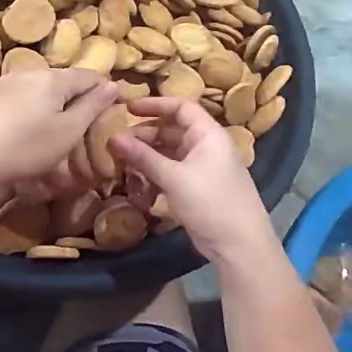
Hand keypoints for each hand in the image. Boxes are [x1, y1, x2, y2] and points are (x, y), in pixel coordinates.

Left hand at [0, 69, 116, 201]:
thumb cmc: (24, 147)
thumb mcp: (67, 132)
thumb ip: (91, 107)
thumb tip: (111, 85)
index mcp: (52, 78)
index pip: (89, 76)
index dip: (105, 91)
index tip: (114, 110)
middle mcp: (25, 73)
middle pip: (59, 81)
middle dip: (74, 99)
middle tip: (82, 126)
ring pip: (34, 90)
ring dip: (47, 106)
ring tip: (50, 131)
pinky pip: (12, 100)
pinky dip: (23, 112)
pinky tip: (18, 133)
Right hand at [108, 96, 275, 263]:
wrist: (240, 246)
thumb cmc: (211, 203)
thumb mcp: (173, 178)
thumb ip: (142, 156)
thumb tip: (112, 136)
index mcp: (208, 136)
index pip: (181, 107)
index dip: (154, 104)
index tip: (127, 108)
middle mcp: (206, 147)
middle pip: (171, 130)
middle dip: (143, 136)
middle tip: (117, 143)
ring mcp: (201, 168)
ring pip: (167, 153)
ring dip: (145, 158)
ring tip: (122, 166)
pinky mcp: (195, 187)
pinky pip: (169, 172)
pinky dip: (153, 176)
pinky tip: (138, 189)